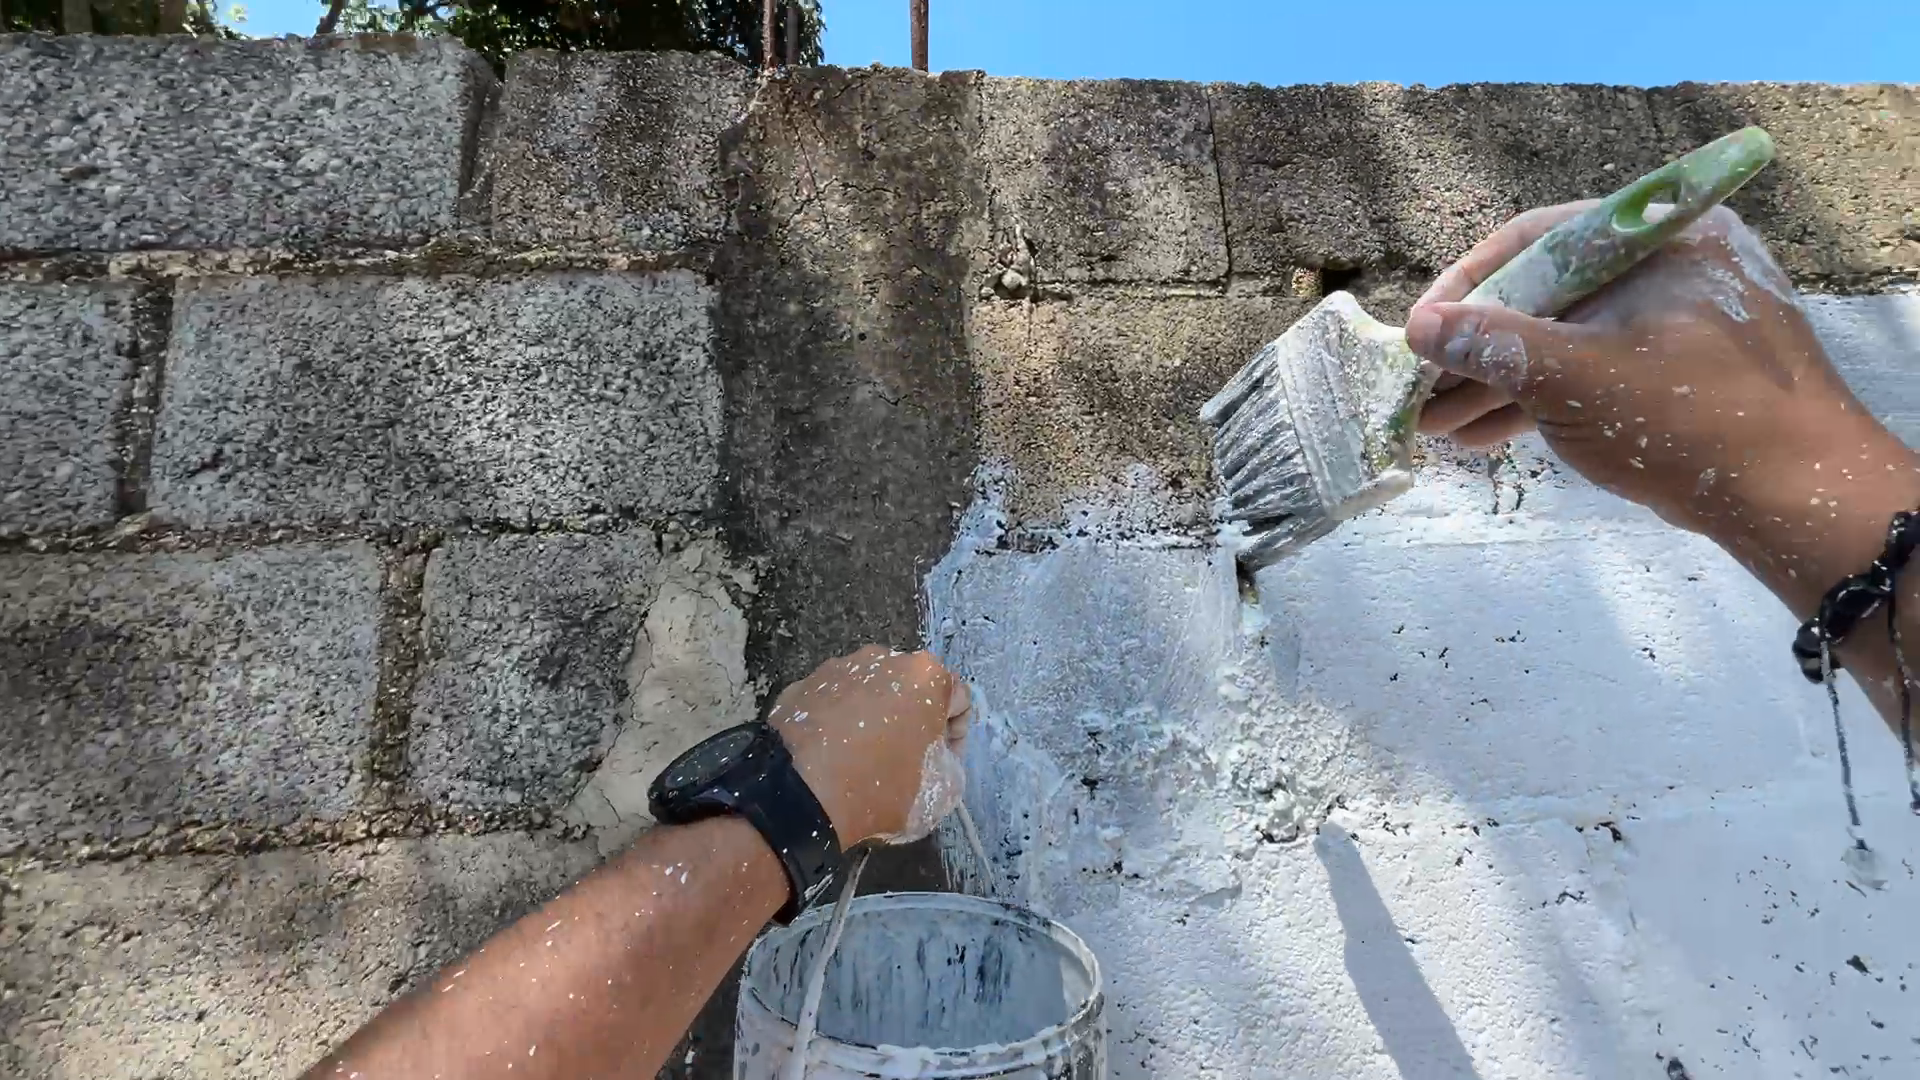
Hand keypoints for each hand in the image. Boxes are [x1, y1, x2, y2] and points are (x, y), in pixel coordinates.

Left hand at [767, 645, 971, 845]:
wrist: (798, 794)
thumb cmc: (880, 789)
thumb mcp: (941, 793)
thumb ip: (952, 766)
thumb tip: (938, 759)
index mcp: (926, 675)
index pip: (959, 699)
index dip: (956, 737)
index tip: (943, 764)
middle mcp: (884, 658)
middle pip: (912, 690)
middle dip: (914, 721)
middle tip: (904, 761)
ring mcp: (839, 667)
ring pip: (871, 692)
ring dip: (875, 718)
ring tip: (861, 758)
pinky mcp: (805, 684)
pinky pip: (834, 701)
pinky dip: (838, 722)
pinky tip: (831, 755)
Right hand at [1404, 203, 1919, 552]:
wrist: (1788, 494)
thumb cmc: (1685, 417)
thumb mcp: (1570, 376)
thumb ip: (1490, 345)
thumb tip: (1417, 326)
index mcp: (1654, 245)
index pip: (1534, 241)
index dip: (1465, 284)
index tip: (1420, 329)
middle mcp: (1655, 273)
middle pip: (1534, 298)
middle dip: (1468, 351)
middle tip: (1419, 389)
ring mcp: (1654, 325)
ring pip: (1548, 343)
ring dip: (1485, 386)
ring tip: (1433, 426)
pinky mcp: (1651, 372)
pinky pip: (1571, 374)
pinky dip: (1522, 402)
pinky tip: (1475, 436)